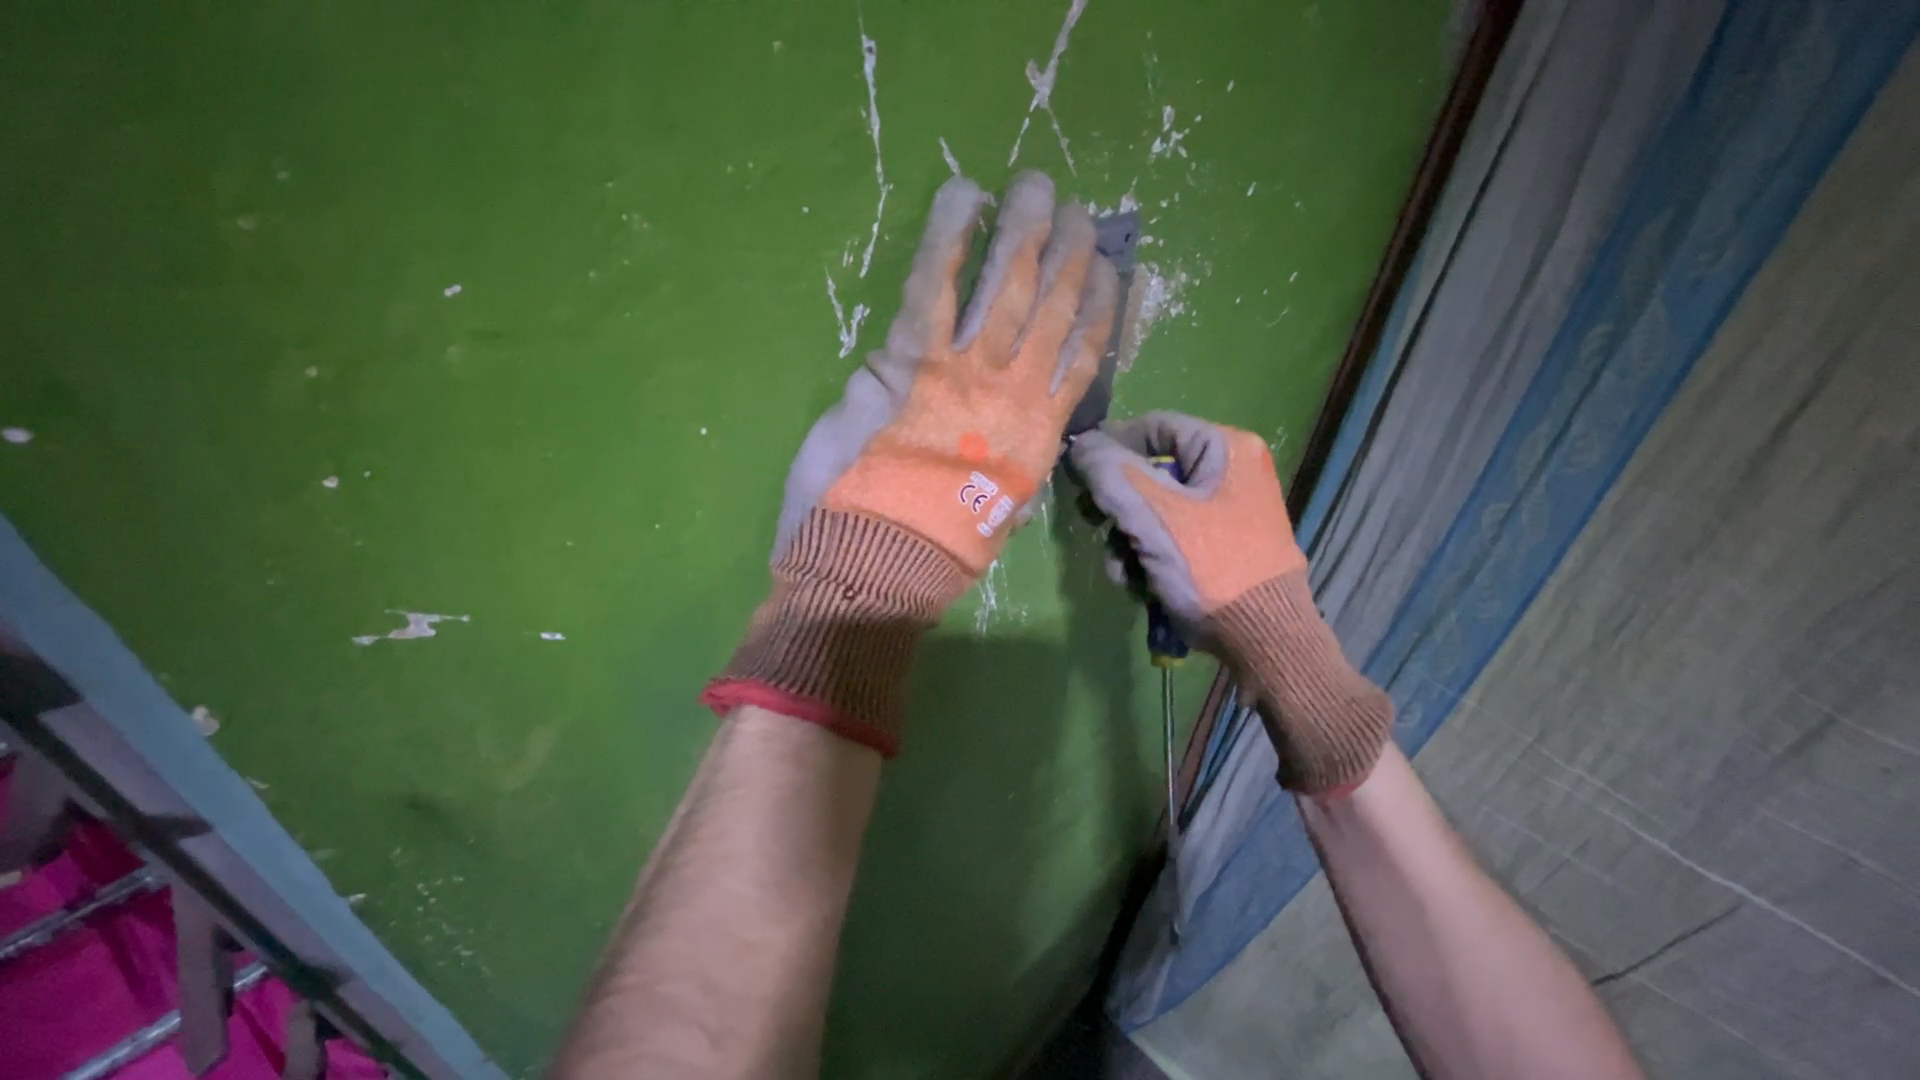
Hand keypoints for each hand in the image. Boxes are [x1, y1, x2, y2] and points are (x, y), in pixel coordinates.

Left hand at [702, 171, 1120, 757]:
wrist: (873, 574)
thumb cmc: (926, 554)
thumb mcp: (987, 510)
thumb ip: (995, 455)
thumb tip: (995, 414)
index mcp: (1037, 438)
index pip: (1083, 358)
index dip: (1101, 309)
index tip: (1111, 271)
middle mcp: (1014, 399)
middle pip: (1053, 310)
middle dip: (1069, 253)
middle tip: (1078, 210)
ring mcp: (965, 377)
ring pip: (1009, 288)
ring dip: (1026, 230)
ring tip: (1040, 186)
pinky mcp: (908, 364)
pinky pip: (936, 287)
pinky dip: (949, 237)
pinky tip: (965, 194)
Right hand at [1069, 411, 1391, 792]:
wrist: (1266, 640)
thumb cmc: (1212, 568)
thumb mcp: (1153, 515)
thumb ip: (1109, 472)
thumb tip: (1078, 445)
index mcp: (1226, 448)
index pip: (1153, 426)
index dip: (1110, 447)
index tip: (1081, 479)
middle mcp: (1233, 470)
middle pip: (1151, 472)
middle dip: (1119, 508)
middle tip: (1098, 530)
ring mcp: (1232, 510)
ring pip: (1157, 509)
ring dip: (1128, 540)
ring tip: (1123, 573)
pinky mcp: (1227, 545)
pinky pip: (1174, 535)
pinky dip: (1151, 556)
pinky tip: (1141, 585)